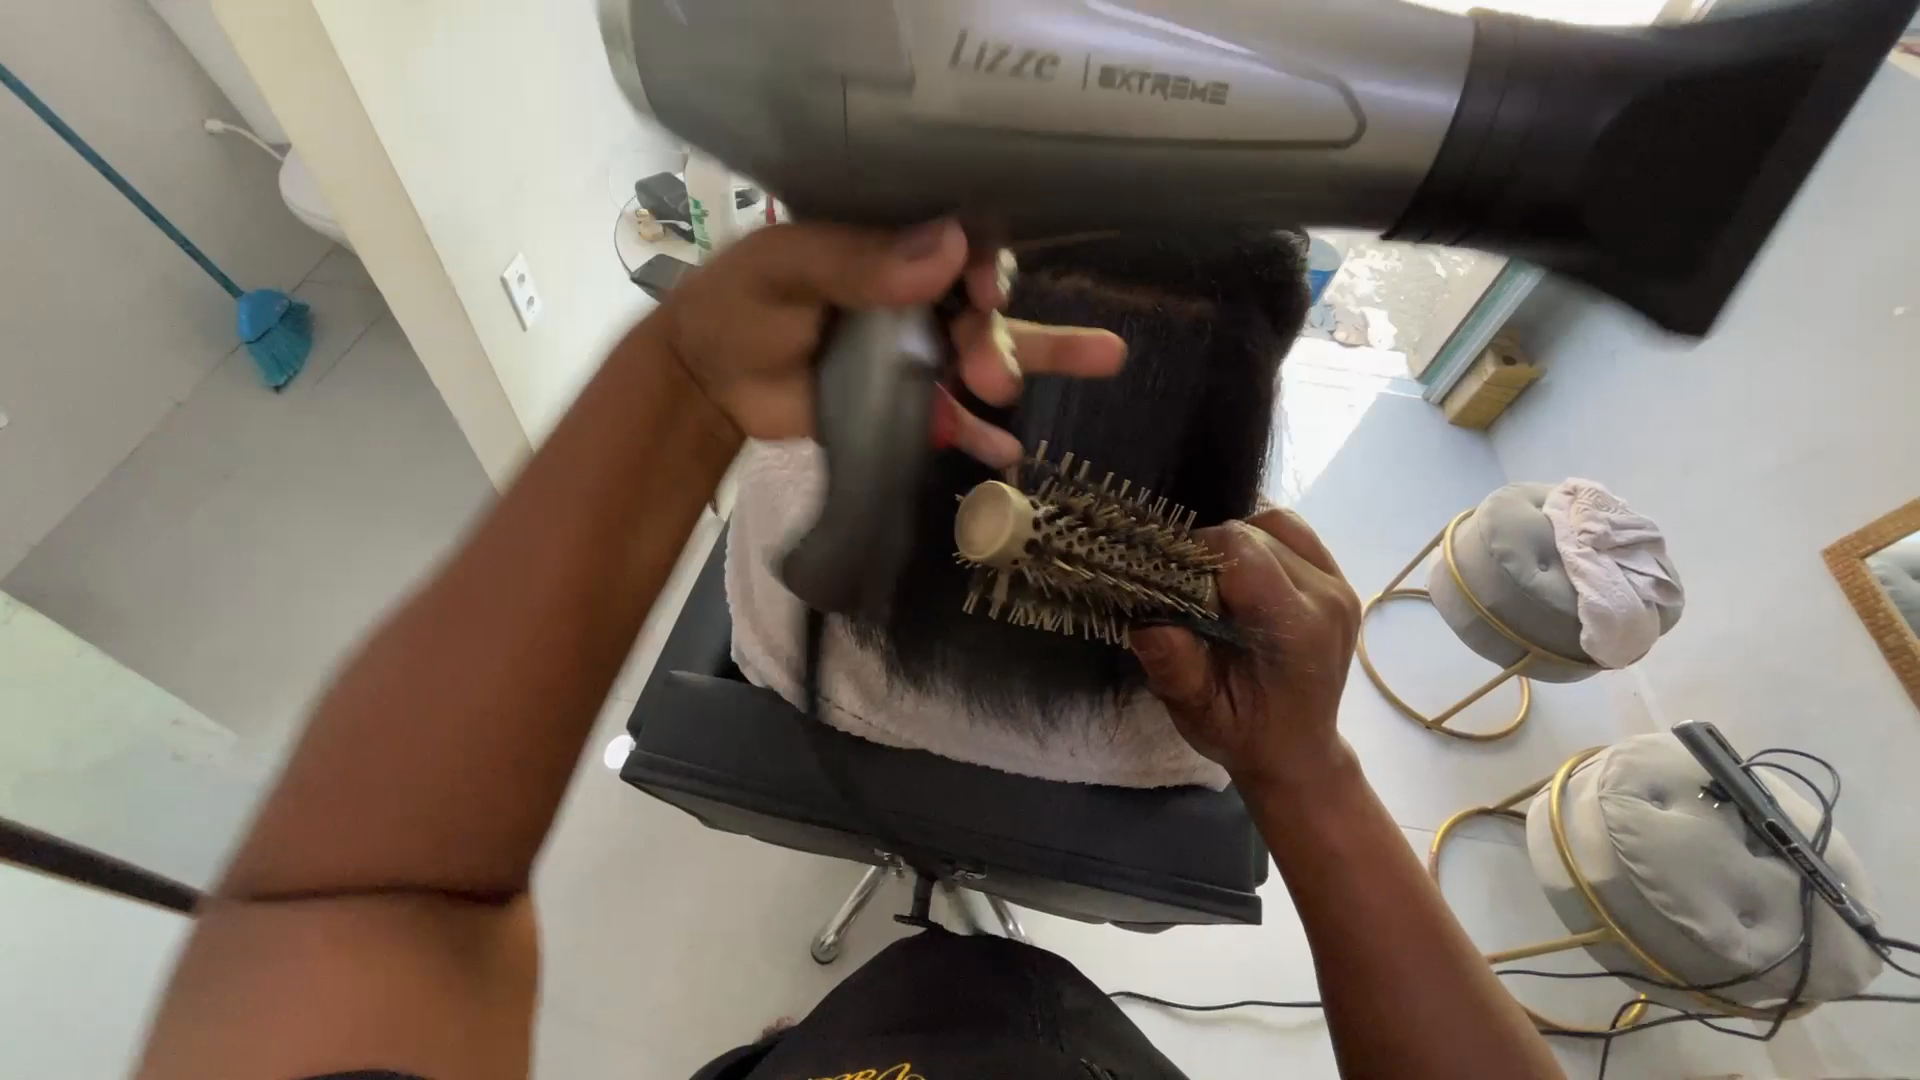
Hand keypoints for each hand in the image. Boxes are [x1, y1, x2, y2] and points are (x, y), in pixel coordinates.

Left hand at [654, 219, 1125, 466]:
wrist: (710, 381)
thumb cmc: (738, 305)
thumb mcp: (784, 267)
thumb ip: (855, 260)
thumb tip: (947, 249)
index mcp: (890, 247)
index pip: (960, 245)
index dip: (986, 266)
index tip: (988, 292)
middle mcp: (916, 297)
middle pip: (982, 310)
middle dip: (998, 339)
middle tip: (992, 374)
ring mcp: (917, 354)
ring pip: (985, 359)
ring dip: (1013, 374)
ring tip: (1012, 396)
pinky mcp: (908, 407)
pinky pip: (956, 420)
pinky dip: (981, 436)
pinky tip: (1008, 454)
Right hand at [1130, 509, 1362, 785]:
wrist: (1296, 750)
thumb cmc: (1242, 733)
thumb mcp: (1198, 713)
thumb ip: (1175, 668)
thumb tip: (1146, 622)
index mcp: (1296, 628)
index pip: (1240, 550)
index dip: (1193, 553)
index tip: (1169, 582)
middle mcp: (1326, 597)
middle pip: (1253, 533)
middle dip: (1209, 551)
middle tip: (1187, 589)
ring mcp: (1339, 585)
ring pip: (1273, 524)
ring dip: (1235, 543)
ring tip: (1216, 581)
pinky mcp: (1337, 580)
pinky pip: (1292, 533)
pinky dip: (1258, 541)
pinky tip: (1241, 574)